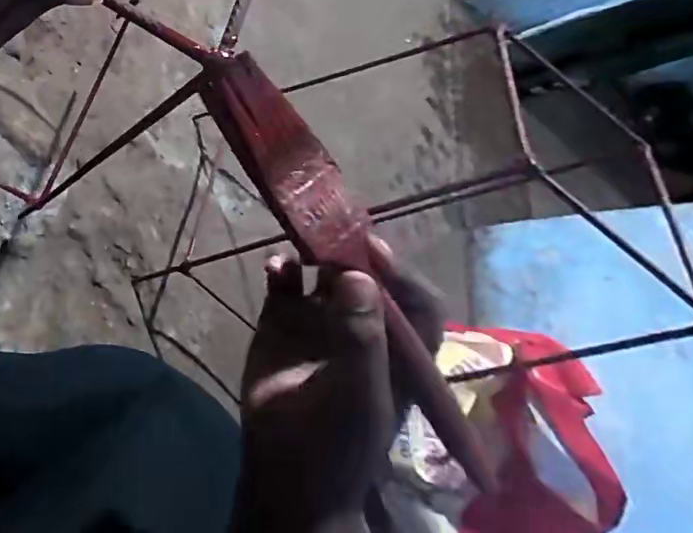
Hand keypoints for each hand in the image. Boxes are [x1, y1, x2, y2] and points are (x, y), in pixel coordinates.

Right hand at [236, 242, 443, 532]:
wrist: (284, 467)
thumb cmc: (337, 441)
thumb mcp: (358, 395)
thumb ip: (360, 338)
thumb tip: (360, 274)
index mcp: (400, 351)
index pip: (415, 300)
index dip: (399, 270)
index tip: (370, 245)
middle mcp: (364, 328)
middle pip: (367, 276)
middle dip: (351, 250)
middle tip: (328, 226)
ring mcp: (321, 321)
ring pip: (324, 272)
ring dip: (314, 252)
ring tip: (302, 238)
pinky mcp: (282, 318)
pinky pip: (285, 282)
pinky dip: (281, 268)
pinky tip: (277, 267)